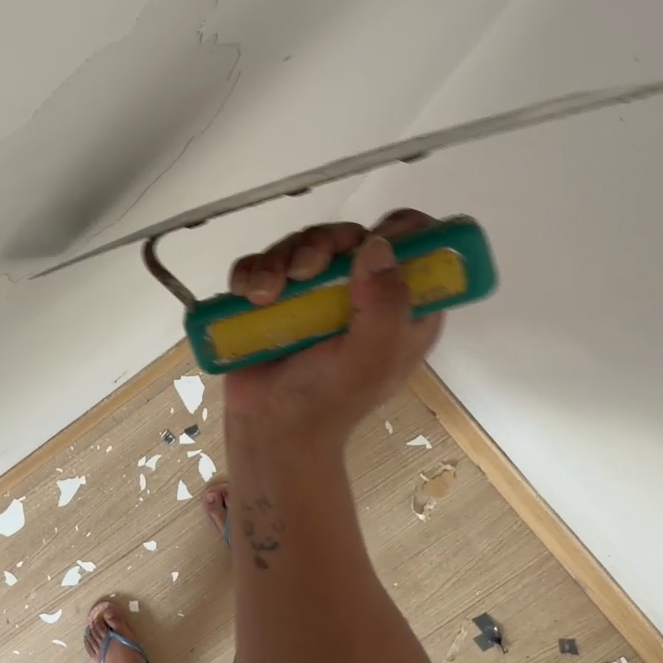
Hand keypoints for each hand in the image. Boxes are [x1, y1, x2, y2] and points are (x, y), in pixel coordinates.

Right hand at [222, 209, 444, 447]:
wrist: (269, 429)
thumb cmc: (328, 401)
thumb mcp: (371, 358)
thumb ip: (385, 303)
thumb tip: (376, 245)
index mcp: (402, 306)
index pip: (416, 245)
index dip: (396, 233)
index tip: (362, 250)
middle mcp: (361, 292)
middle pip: (346, 236)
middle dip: (319, 244)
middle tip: (301, 273)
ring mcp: (313, 294)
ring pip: (300, 245)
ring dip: (276, 261)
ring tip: (262, 296)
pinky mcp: (273, 299)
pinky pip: (261, 264)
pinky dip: (250, 272)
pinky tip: (245, 295)